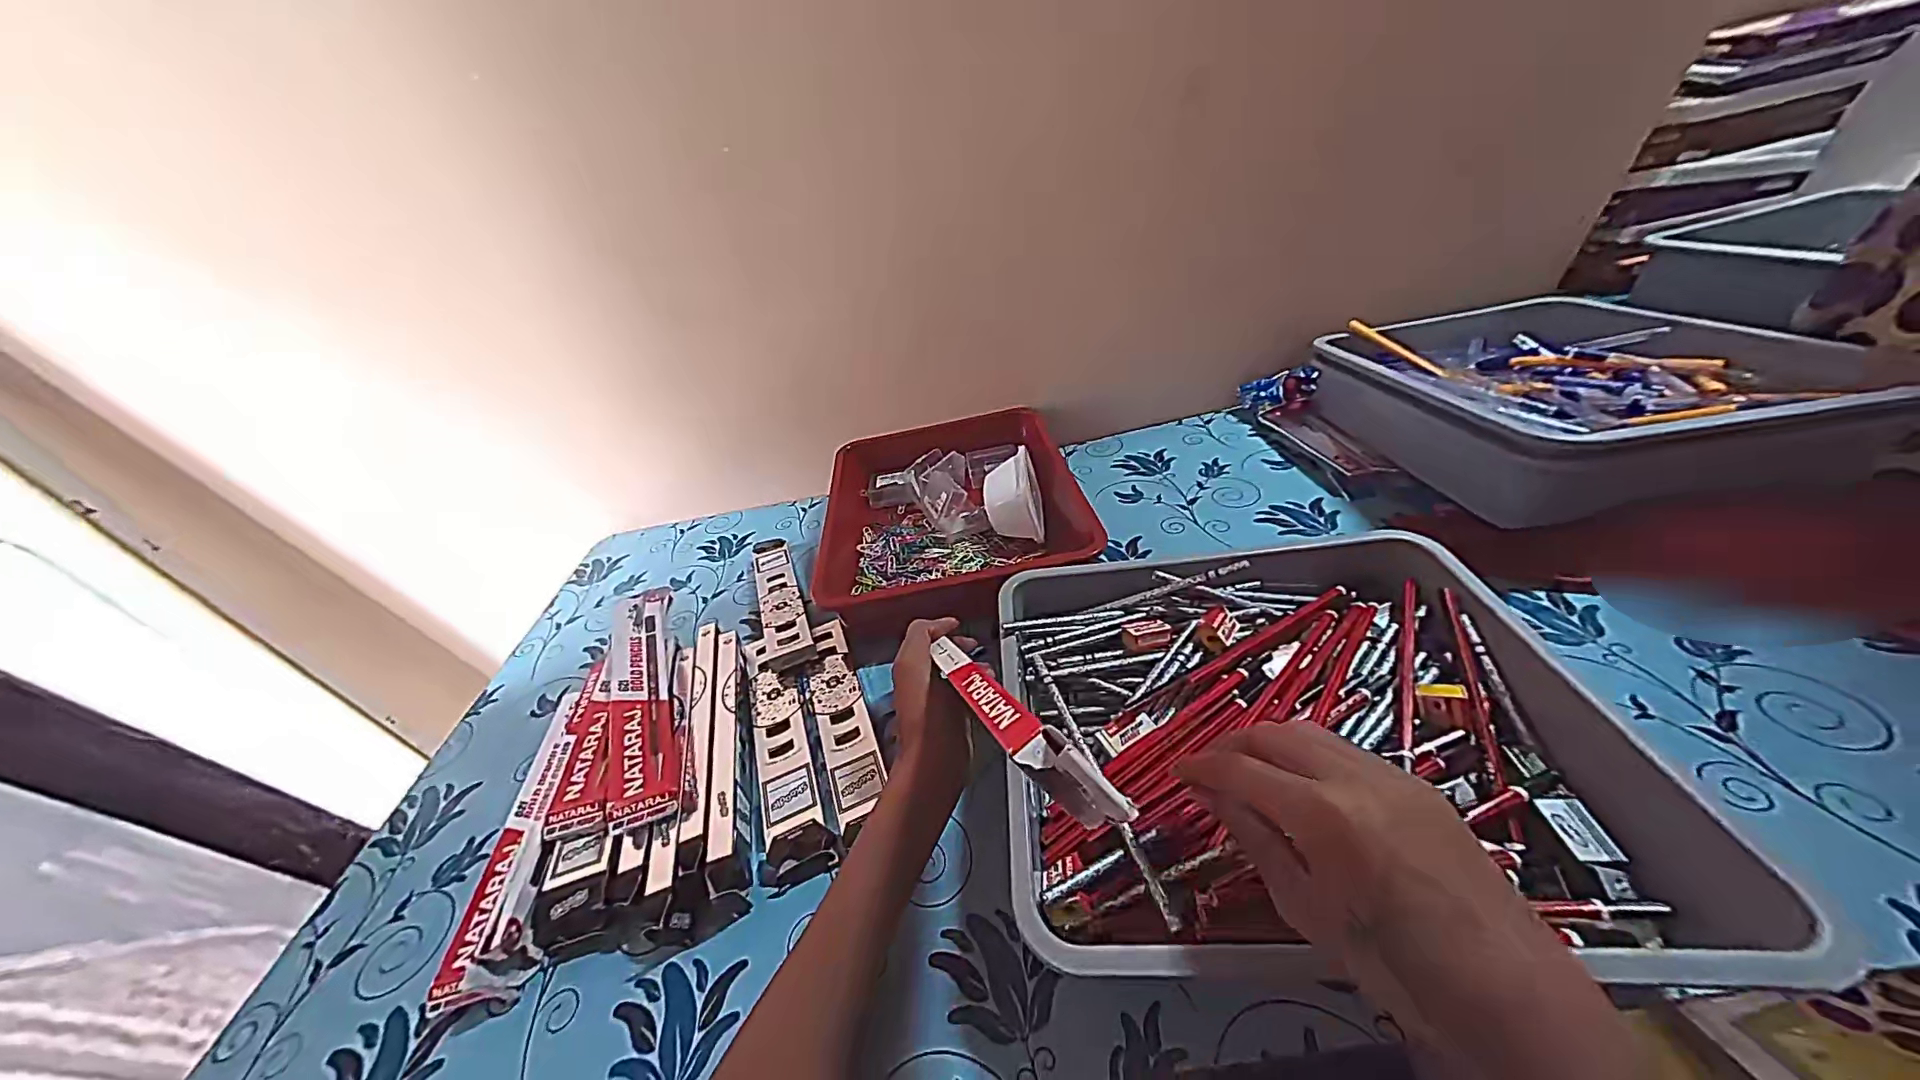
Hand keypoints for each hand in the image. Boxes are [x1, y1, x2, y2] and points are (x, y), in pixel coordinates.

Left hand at [890, 617, 976, 794]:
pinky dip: (971, 686)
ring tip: (982, 671)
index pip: (921, 631)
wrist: (936, 761)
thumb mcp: (922, 666)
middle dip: (958, 646)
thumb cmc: (929, 720)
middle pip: (937, 650)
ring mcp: (931, 699)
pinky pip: (958, 692)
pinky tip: (983, 692)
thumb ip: (925, 638)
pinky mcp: (945, 715)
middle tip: (973, 647)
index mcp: (907, 665)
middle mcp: (916, 681)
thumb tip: (939, 626)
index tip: (958, 626)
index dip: (941, 626)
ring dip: (968, 667)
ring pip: (950, 671)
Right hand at [1177, 723, 1641, 1078]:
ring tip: (1248, 772)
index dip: (1201, 767)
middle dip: (1230, 744)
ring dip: (1268, 742)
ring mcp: (1393, 777)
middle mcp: (1360, 780)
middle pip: (1271, 732)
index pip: (1239, 768)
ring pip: (1308, 730)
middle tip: (1208, 769)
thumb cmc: (1405, 968)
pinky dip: (1308, 754)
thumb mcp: (1304, 905)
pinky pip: (1345, 749)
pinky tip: (1299, 784)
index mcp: (1325, 815)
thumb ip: (1252, 837)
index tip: (1183, 773)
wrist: (1504, 991)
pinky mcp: (1417, 785)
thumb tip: (1214, 798)